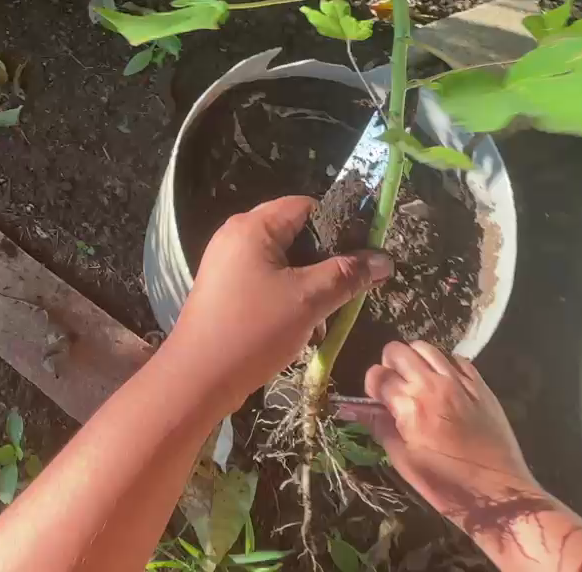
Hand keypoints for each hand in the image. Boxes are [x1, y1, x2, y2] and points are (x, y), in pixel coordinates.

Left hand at [165, 197, 391, 414]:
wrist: (199, 376)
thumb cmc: (254, 329)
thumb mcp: (309, 300)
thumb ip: (347, 275)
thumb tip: (383, 259)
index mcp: (253, 226)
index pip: (305, 205)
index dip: (339, 224)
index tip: (364, 254)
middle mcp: (236, 235)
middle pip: (294, 233)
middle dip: (325, 260)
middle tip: (347, 290)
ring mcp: (227, 261)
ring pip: (283, 260)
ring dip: (308, 284)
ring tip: (323, 317)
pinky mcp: (225, 287)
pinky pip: (266, 279)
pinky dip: (288, 296)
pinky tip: (301, 327)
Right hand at [339, 341, 541, 519]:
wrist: (502, 499)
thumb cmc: (448, 486)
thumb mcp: (405, 462)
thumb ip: (380, 427)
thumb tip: (360, 408)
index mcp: (410, 407)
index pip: (377, 375)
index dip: (373, 385)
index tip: (378, 398)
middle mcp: (432, 386)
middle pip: (397, 350)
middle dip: (390, 365)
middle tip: (396, 386)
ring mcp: (459, 383)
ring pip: (426, 348)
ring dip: (415, 359)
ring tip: (419, 380)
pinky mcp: (481, 386)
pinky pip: (456, 358)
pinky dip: (444, 364)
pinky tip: (445, 382)